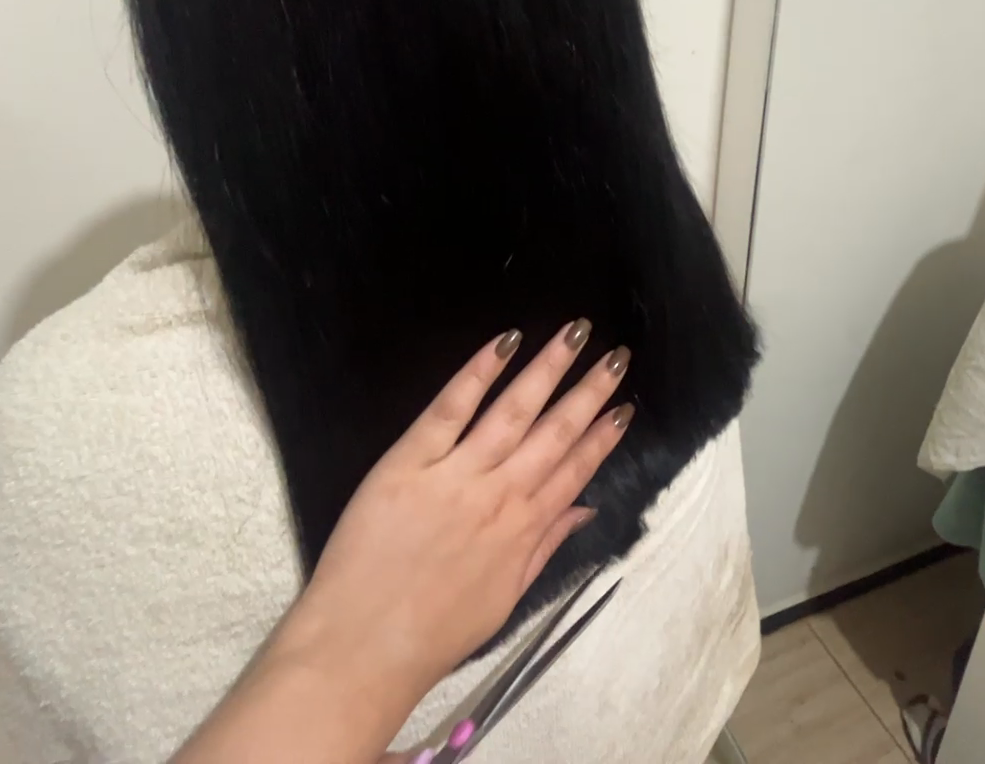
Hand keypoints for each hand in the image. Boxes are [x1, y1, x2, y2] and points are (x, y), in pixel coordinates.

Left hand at [290, 317, 633, 684]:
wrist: (360, 651)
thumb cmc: (434, 631)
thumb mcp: (506, 598)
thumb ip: (547, 546)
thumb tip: (586, 509)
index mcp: (524, 528)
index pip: (575, 470)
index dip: (603, 436)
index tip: (625, 406)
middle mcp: (500, 494)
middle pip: (555, 432)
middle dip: (590, 390)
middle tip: (618, 354)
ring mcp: (456, 474)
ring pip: (513, 411)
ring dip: (549, 368)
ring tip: (576, 334)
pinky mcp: (409, 462)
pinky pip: (449, 410)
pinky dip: (477, 373)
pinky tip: (504, 343)